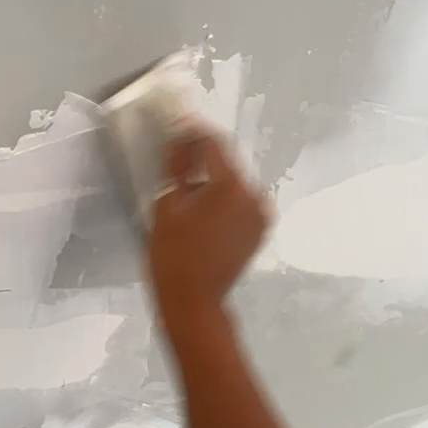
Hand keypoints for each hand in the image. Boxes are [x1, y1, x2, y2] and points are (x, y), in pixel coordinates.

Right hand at [147, 124, 270, 335]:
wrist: (193, 303)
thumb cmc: (172, 257)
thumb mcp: (167, 209)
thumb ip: (176, 168)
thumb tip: (180, 137)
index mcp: (230, 186)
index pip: (215, 144)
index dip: (196, 131)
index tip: (179, 124)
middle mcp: (254, 195)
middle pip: (227, 164)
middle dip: (203, 159)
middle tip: (177, 161)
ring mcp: (260, 214)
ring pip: (234, 185)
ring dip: (213, 181)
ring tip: (187, 193)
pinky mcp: (259, 230)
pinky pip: (240, 204)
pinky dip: (223, 200)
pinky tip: (202, 212)